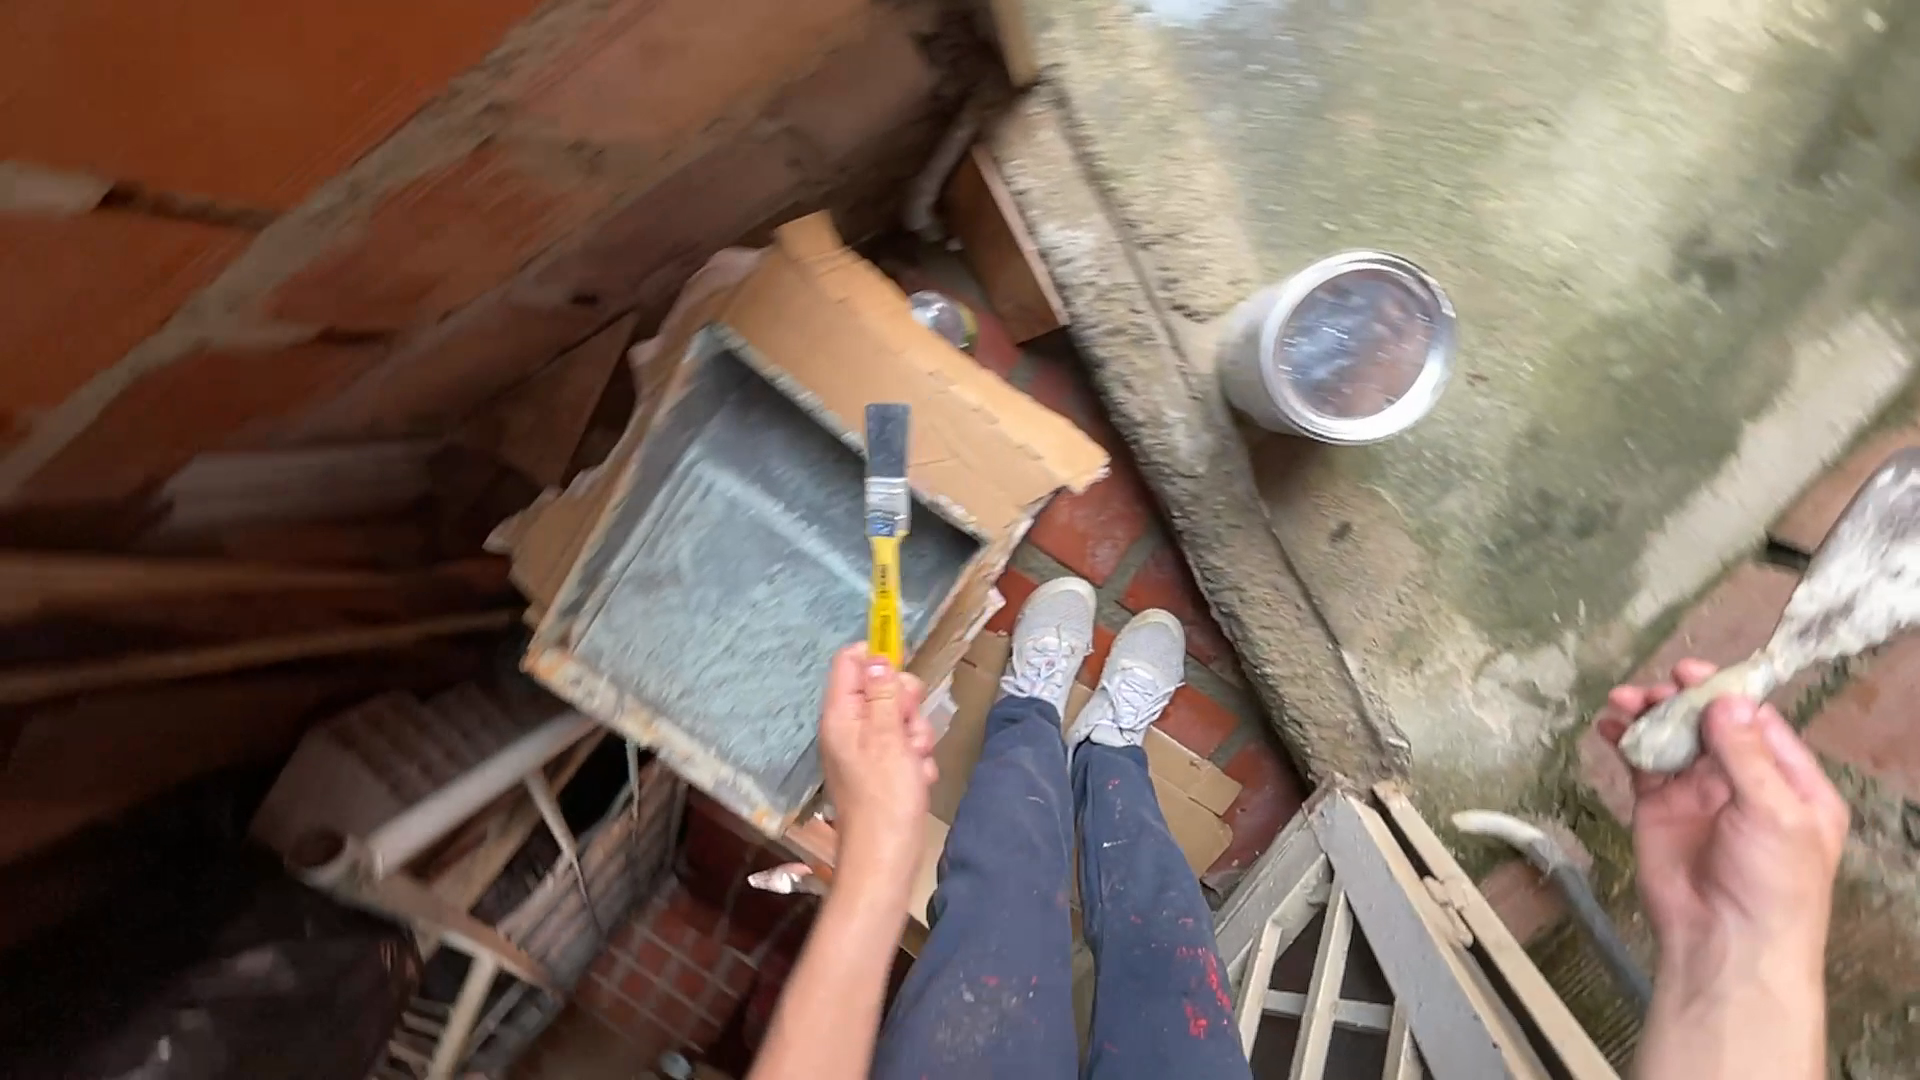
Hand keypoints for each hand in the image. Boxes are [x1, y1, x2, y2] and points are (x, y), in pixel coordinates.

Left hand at [818, 645, 938, 893]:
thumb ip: (884, 694)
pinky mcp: (881, 767)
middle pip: (882, 686)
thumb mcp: (889, 737)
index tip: (904, 670)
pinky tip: (917, 777)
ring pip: (899, 716)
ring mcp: (865, 748)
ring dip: (916, 734)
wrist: (886, 859)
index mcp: (841, 715)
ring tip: (915, 761)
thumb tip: (877, 656)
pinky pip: (904, 744)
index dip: (878, 657)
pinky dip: (915, 757)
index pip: (850, 661)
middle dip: (907, 703)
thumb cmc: (886, 798)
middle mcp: (849, 727)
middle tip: (910, 728)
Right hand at [1596, 659, 1847, 989]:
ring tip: (1622, 702)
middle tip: (1652, 687)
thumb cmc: (1770, 880)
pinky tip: (1608, 727)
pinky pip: (1638, 760)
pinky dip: (1623, 739)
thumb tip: (1727, 701)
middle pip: (1707, 724)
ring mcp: (1695, 790)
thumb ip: (1747, 757)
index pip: (1757, 724)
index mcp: (1789, 783)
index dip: (1725, 694)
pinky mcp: (1655, 801)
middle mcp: (1742, 780)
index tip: (1691, 672)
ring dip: (1646, 715)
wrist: (1722, 933)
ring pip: (1669, 737)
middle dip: (1679, 701)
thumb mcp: (1774, 816)